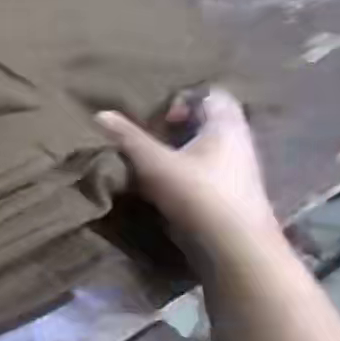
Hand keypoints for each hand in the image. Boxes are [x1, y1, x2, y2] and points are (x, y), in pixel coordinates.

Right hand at [94, 86, 281, 264]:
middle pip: (207, 122)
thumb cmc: (197, 192)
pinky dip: (184, 172)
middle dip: (176, 127)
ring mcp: (238, 170)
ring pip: (205, 148)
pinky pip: (205, 171)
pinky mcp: (232, 194)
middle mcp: (238, 142)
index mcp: (226, 126)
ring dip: (178, 152)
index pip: (212, 95)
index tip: (158, 118)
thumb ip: (127, 137)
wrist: (234, 245)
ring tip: (149, 161)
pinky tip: (162, 185)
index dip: (183, 99)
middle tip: (148, 137)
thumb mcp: (153, 161)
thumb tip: (100, 113)